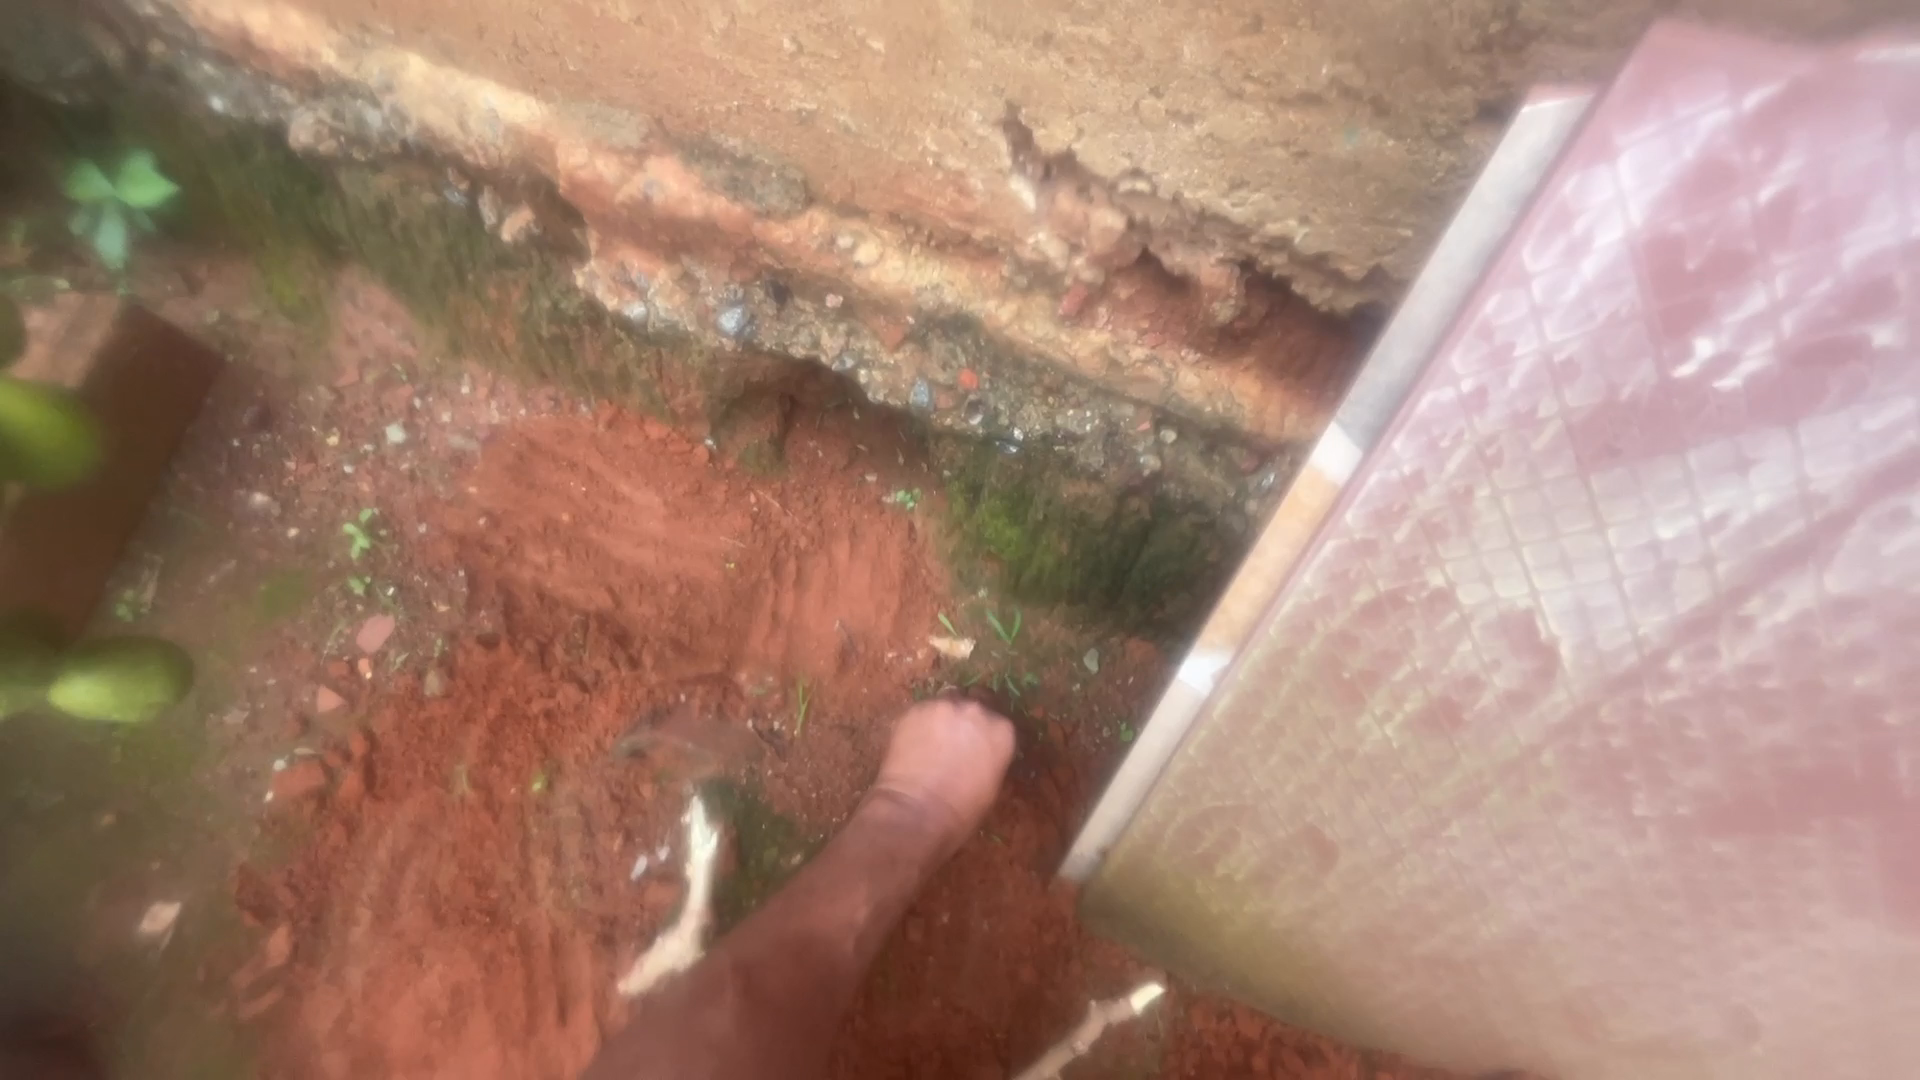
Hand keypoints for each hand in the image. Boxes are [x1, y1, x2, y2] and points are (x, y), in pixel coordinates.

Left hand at [869, 698, 1015, 852]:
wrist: (916, 810)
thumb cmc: (961, 811)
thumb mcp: (991, 784)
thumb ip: (991, 756)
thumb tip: (981, 752)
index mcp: (1002, 730)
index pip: (1000, 719)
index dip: (988, 730)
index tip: (980, 741)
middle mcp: (977, 710)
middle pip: (976, 700)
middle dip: (969, 716)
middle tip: (957, 736)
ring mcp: (945, 705)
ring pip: (948, 700)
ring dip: (945, 714)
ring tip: (934, 737)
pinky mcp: (916, 708)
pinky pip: (923, 709)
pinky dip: (921, 721)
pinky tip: (915, 741)